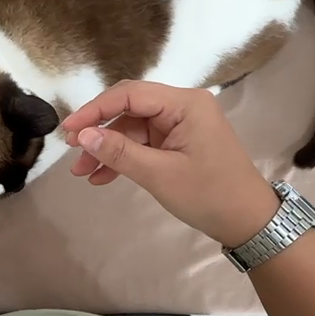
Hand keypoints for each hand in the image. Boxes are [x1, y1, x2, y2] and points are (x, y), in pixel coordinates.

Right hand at [64, 81, 282, 246]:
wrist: (246, 221)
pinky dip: (122, 159)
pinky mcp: (177, 144)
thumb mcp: (159, 174)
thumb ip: (120, 152)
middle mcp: (182, 107)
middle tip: (71, 151)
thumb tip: (82, 135)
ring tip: (82, 172)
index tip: (68, 130)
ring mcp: (180, 126)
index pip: (130, 94)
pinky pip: (142, 144)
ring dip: (106, 150)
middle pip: (129, 109)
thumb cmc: (208, 194)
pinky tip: (101, 178)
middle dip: (98, 129)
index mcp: (185, 104)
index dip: (95, 110)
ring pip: (131, 129)